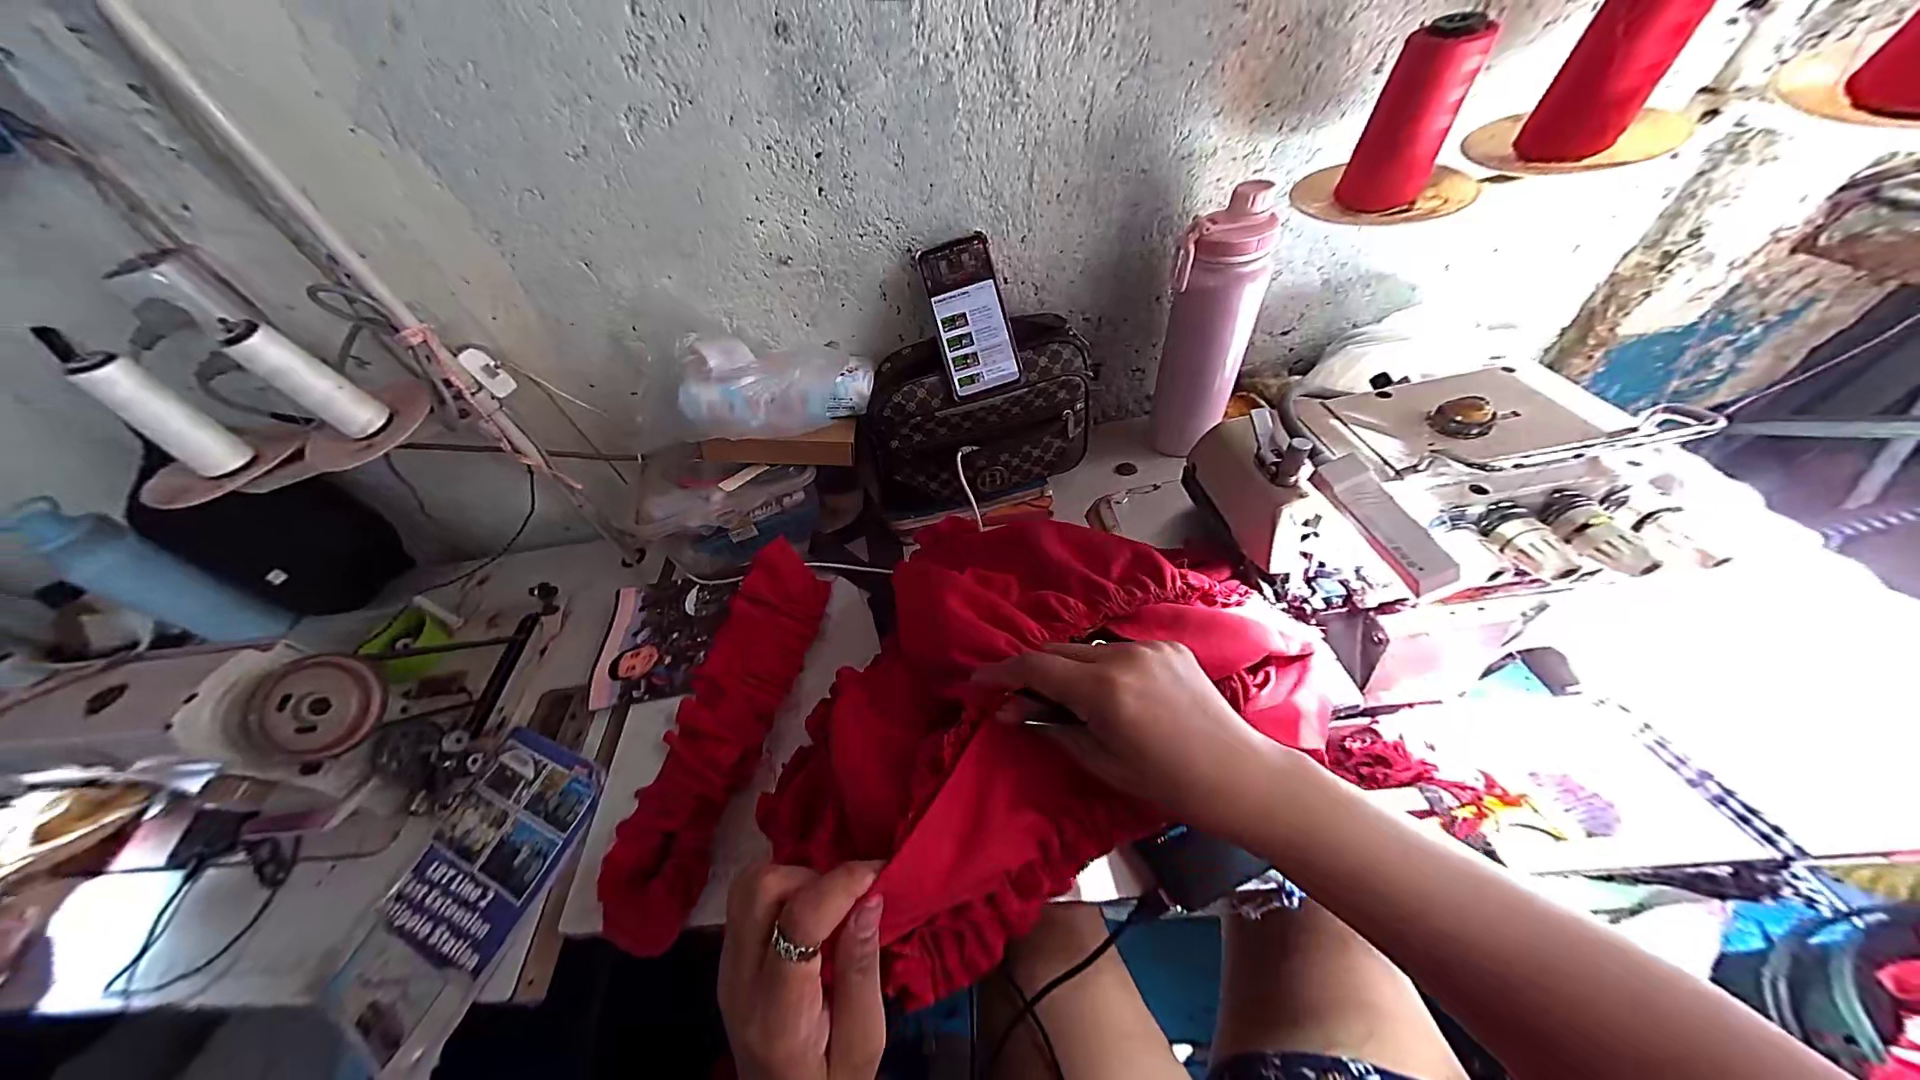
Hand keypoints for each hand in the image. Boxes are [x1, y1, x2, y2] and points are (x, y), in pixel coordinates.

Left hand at [719, 861, 886, 1079]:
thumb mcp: (863, 1043)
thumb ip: (863, 970)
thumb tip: (870, 898)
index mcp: (777, 1012)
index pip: (799, 921)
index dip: (842, 883)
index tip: (879, 873)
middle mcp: (740, 981)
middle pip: (760, 888)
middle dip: (812, 876)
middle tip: (847, 898)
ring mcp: (726, 967)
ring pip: (749, 884)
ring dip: (794, 877)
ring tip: (828, 902)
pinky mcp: (727, 958)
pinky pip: (747, 899)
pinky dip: (783, 886)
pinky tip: (810, 908)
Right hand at [976, 640, 1293, 836]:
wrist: (1241, 775)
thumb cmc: (1170, 783)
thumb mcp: (1102, 762)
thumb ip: (1051, 727)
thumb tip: (1009, 710)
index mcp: (1106, 689)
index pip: (1036, 667)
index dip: (1001, 672)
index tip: (978, 680)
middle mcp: (1125, 656)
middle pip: (1058, 651)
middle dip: (1032, 671)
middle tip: (1018, 699)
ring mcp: (1150, 647)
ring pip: (1088, 649)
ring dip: (1067, 669)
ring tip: (1067, 702)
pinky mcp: (1169, 647)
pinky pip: (1119, 651)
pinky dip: (1101, 667)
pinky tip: (1108, 694)